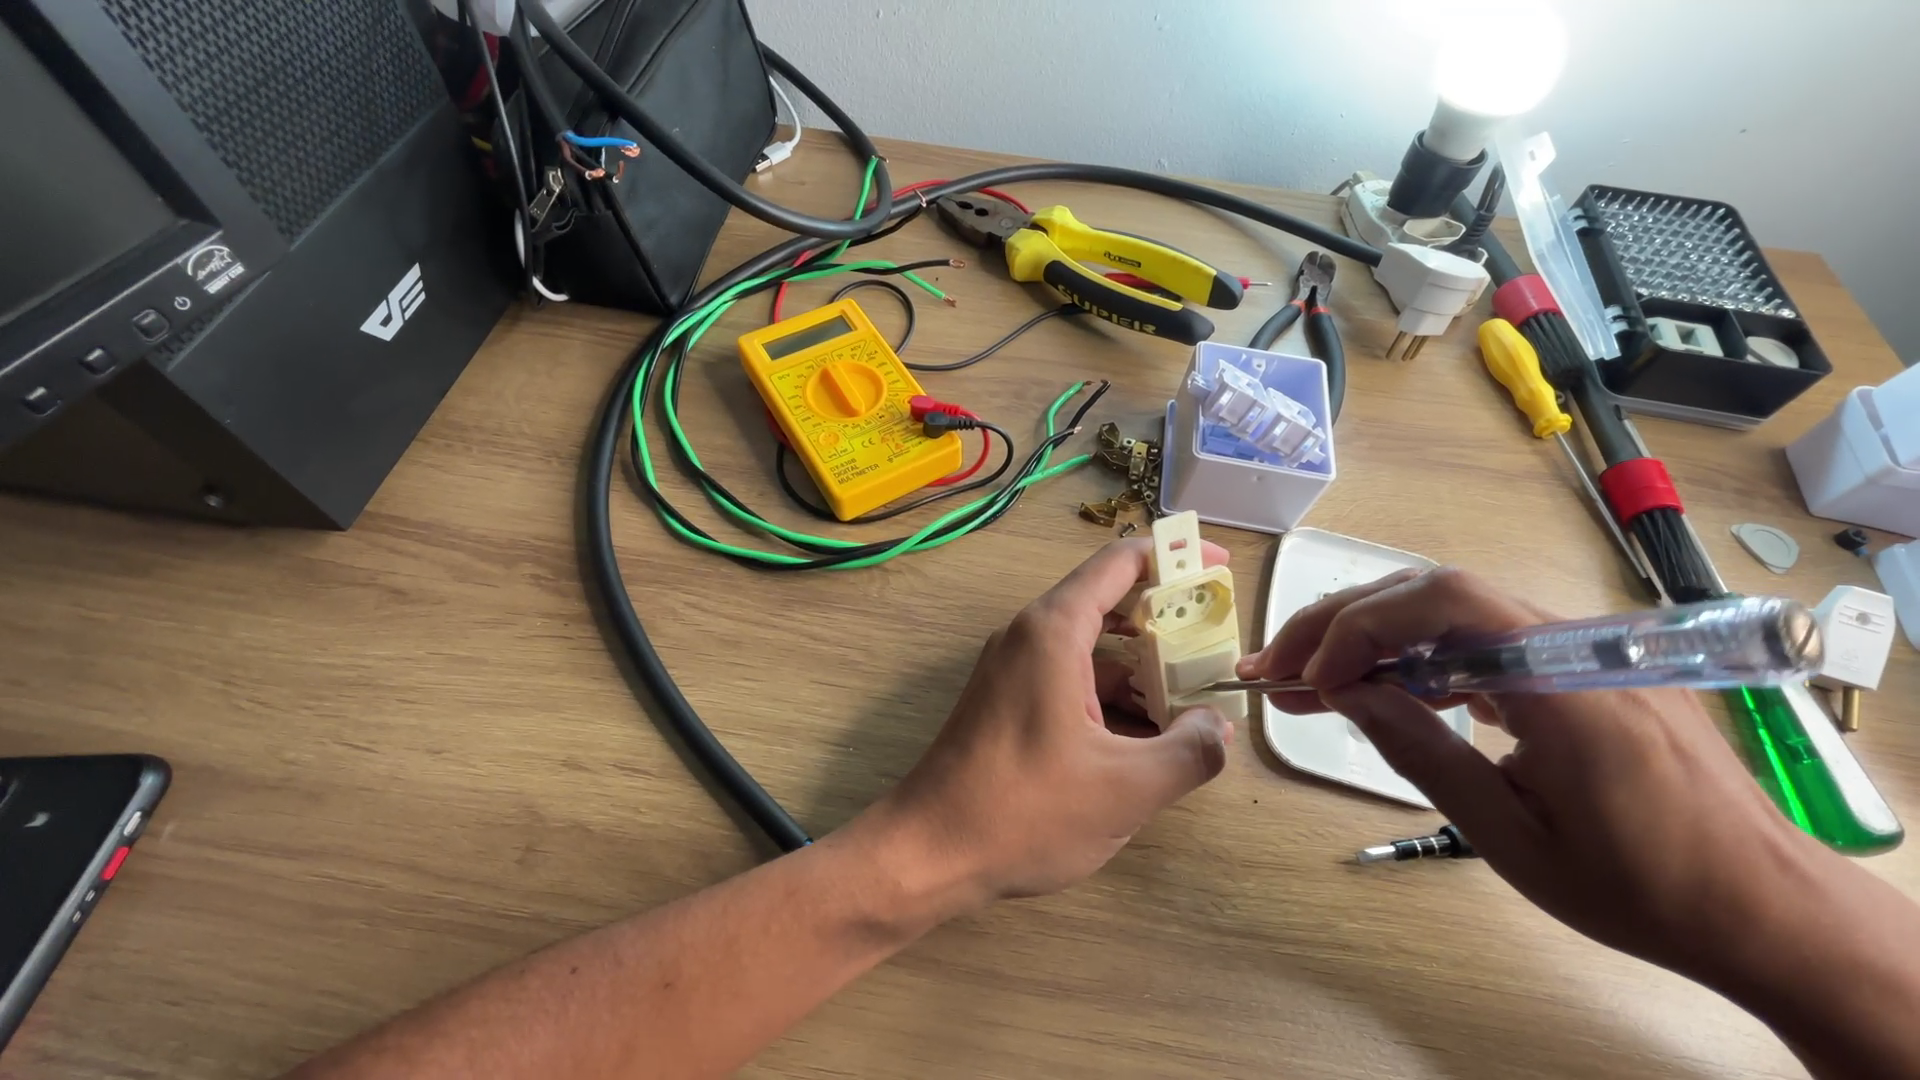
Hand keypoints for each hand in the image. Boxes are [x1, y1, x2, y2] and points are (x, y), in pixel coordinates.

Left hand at [868, 538, 1235, 907]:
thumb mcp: (1125, 788)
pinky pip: (1071, 681)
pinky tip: (1147, 739)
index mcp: (1053, 631)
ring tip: (1196, 701)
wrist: (928, 852)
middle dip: (1167, 621)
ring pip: (1092, 651)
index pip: (1120, 563)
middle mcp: (1030, 637)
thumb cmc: (1024, 811)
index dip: (1174, 555)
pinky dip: (1111, 698)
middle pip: (1108, 603)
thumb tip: (1218, 727)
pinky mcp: (1008, 703)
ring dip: (1142, 670)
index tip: (1220, 566)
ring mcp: (1015, 670)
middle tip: (1218, 646)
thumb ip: (1189, 752)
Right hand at [1237, 567, 1828, 979]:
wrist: (1764, 911)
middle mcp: (1567, 641)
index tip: (1308, 679)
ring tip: (1306, 679)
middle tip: (1274, 668)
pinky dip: (1413, 657)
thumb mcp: (1508, 832)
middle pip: (1432, 593)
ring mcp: (1572, 648)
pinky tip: (1379, 689)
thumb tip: (1344, 690)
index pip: (1440, 603)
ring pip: (1447, 611)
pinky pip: (1476, 639)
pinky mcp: (1571, 666)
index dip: (1358, 625)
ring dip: (1369, 638)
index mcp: (1561, 678)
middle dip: (1340, 624)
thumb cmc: (1638, 886)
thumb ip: (1420, 748)